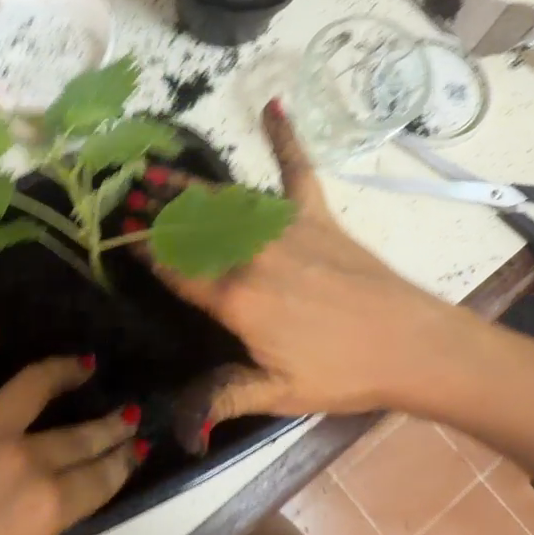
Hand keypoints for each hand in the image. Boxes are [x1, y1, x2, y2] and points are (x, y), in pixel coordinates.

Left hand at [0, 331, 143, 534]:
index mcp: (48, 505)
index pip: (102, 476)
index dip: (125, 462)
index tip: (143, 446)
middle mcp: (21, 456)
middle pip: (79, 434)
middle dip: (111, 425)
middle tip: (130, 412)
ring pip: (33, 390)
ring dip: (64, 373)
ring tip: (87, 364)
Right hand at [146, 99, 463, 443]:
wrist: (414, 346)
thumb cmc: (343, 374)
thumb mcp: (278, 394)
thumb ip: (222, 398)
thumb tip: (177, 428)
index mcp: (236, 297)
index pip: (176, 269)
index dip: (144, 252)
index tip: (119, 236)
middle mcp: (251, 253)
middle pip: (193, 227)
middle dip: (156, 211)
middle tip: (128, 193)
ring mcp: (286, 228)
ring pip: (226, 199)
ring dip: (189, 185)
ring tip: (158, 170)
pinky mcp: (318, 216)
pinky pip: (297, 170)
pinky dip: (285, 138)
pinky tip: (272, 106)